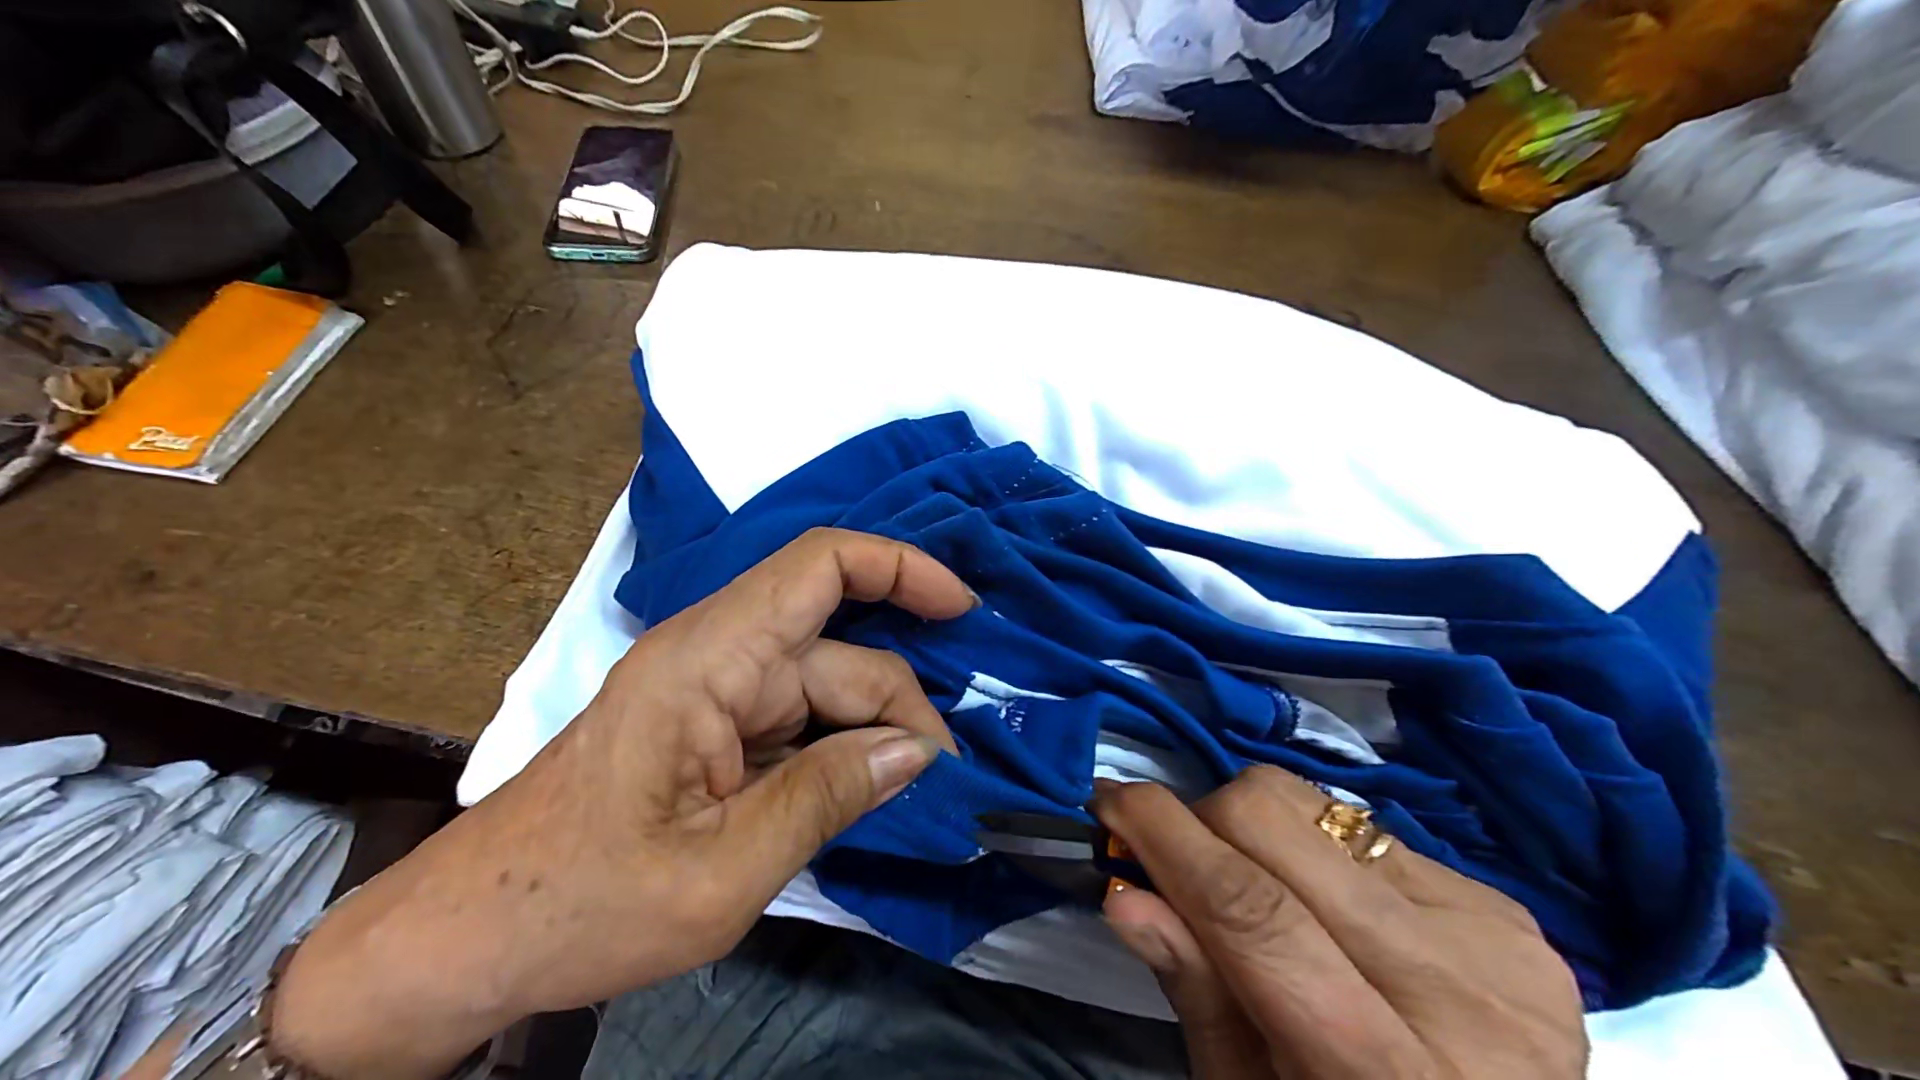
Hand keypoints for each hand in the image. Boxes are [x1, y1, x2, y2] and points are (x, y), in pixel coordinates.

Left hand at [271, 529, 973, 1079]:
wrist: (466, 941)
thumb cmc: (579, 906)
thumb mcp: (720, 872)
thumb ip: (827, 799)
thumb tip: (918, 753)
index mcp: (707, 661)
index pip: (817, 567)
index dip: (898, 567)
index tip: (961, 609)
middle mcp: (716, 659)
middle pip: (839, 651)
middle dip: (898, 709)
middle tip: (941, 780)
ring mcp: (715, 696)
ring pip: (825, 692)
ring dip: (872, 737)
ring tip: (909, 798)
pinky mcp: (715, 732)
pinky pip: (800, 724)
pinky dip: (841, 752)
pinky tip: (865, 794)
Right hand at [1093, 767, 1587, 1079]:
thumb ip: (1195, 989)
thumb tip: (1124, 895)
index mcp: (1388, 1075)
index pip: (1254, 913)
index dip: (1170, 841)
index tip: (1109, 801)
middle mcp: (1459, 991)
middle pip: (1282, 828)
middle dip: (1202, 818)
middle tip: (1178, 856)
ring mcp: (1495, 940)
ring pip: (1318, 805)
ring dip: (1255, 825)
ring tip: (1252, 877)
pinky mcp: (1509, 910)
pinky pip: (1366, 828)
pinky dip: (1315, 847)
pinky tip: (1328, 903)